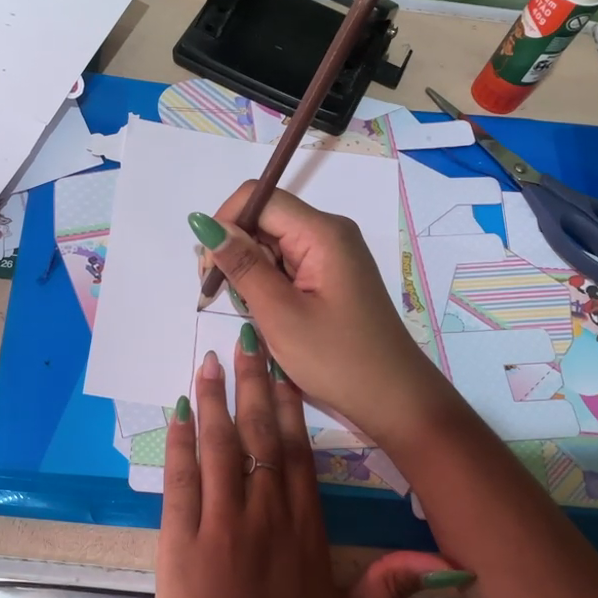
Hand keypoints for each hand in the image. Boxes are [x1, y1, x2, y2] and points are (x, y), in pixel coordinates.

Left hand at [125, 325, 465, 597]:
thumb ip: (389, 588)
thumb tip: (447, 558)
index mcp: (308, 540)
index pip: (300, 459)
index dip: (290, 411)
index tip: (286, 371)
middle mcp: (268, 522)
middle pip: (260, 440)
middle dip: (253, 387)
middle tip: (249, 340)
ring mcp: (222, 529)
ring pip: (220, 448)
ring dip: (214, 400)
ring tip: (211, 359)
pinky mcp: (181, 545)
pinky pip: (181, 481)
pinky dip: (179, 442)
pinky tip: (179, 411)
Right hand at [189, 182, 460, 442]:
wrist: (394, 399)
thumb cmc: (337, 359)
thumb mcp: (279, 314)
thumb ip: (242, 265)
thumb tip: (203, 224)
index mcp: (322, 233)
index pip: (259, 198)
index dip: (226, 222)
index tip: (210, 268)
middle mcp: (329, 233)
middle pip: (265, 219)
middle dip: (235, 250)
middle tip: (223, 297)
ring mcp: (332, 255)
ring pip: (272, 244)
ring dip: (251, 272)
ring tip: (253, 313)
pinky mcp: (331, 276)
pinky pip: (287, 265)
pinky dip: (268, 285)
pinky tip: (269, 314)